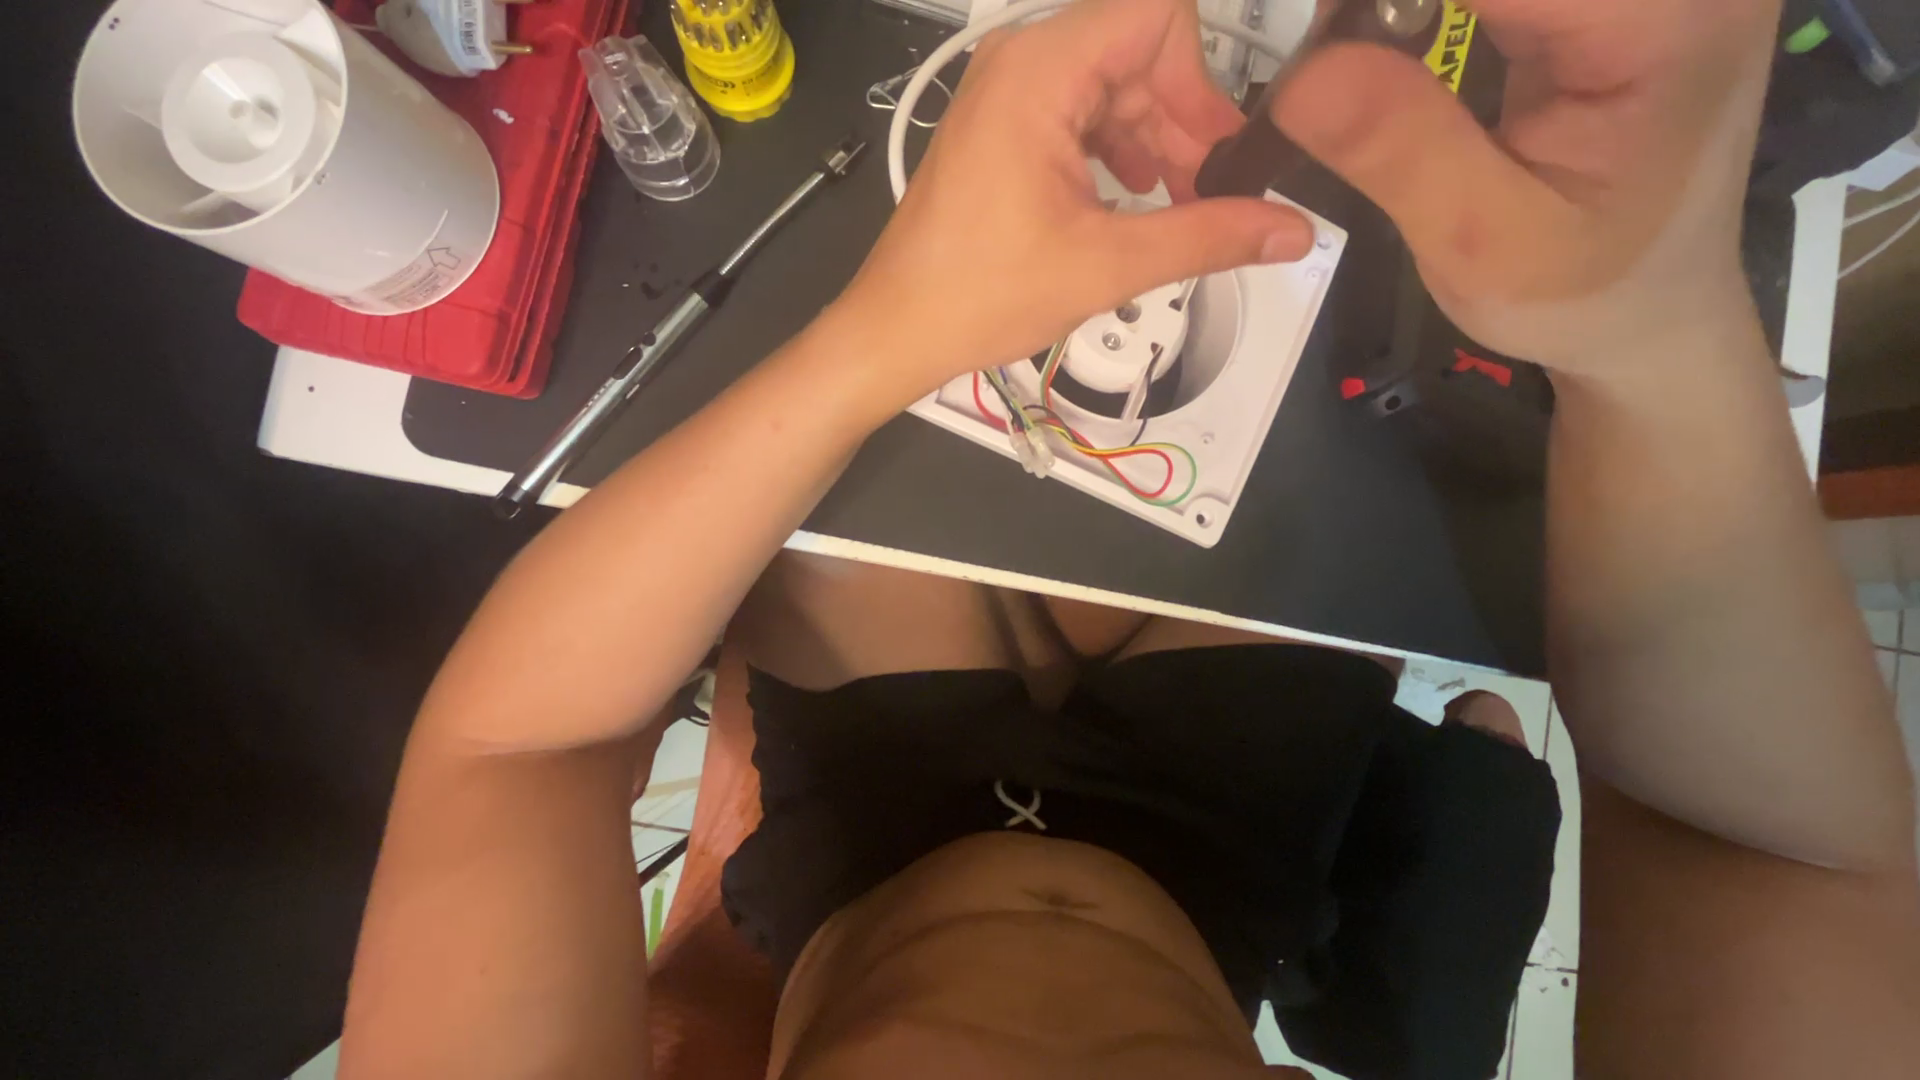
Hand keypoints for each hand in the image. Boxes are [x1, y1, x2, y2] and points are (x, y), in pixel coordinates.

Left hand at [836, 0, 1313, 401]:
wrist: (898, 329)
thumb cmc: (976, 296)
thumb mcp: (1106, 267)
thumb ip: (1207, 238)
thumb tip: (1287, 229)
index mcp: (1039, 73)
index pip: (1159, 14)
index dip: (1202, 81)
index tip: (1219, 150)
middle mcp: (1019, 65)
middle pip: (1139, 53)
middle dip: (1183, 124)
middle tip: (1212, 195)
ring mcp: (1005, 96)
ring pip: (1111, 89)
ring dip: (1152, 144)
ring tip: (1176, 210)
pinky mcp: (1001, 130)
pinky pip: (1078, 118)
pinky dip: (1114, 155)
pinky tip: (1132, 205)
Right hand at [1271, 0, 1781, 382]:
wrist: (1644, 306)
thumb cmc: (1575, 292)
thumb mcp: (1479, 242)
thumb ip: (1402, 151)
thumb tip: (1300, 75)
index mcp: (1664, 11)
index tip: (1311, 48)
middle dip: (1376, 2)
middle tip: (1314, 60)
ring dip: (1387, 4)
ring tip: (1330, 54)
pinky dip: (1404, 6)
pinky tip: (1370, 38)